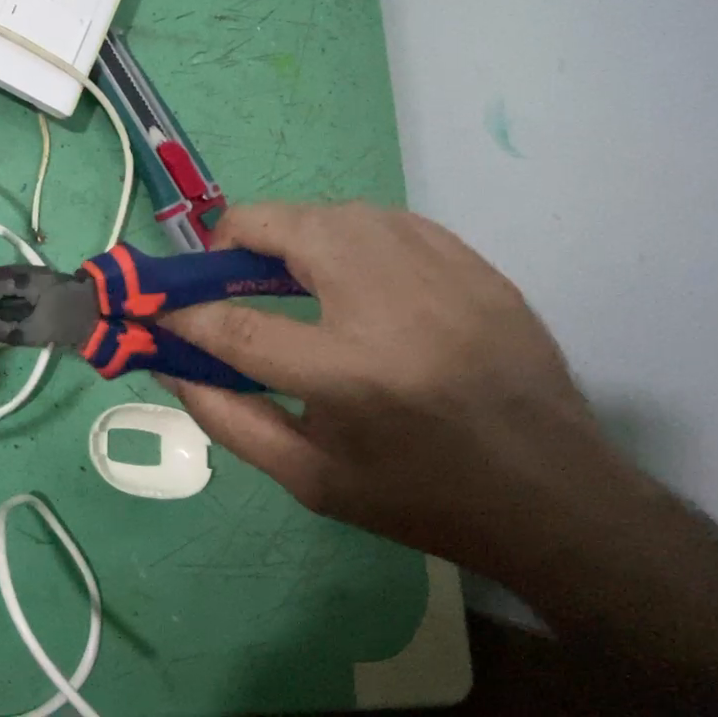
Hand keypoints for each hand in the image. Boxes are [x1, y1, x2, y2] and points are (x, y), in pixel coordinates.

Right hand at [159, 202, 619, 578]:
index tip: (154, 308)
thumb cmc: (420, 497)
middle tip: (218, 272)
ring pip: (338, 213)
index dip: (181, 312)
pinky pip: (391, 220)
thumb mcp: (307, 479)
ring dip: (288, 231)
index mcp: (351, 377)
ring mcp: (447, 283)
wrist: (563, 505)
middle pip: (288, 231)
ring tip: (277, 267)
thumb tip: (167, 360)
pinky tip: (340, 264)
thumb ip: (224, 417)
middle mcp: (396, 312)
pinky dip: (347, 231)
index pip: (236, 325)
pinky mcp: (480, 272)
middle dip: (231, 240)